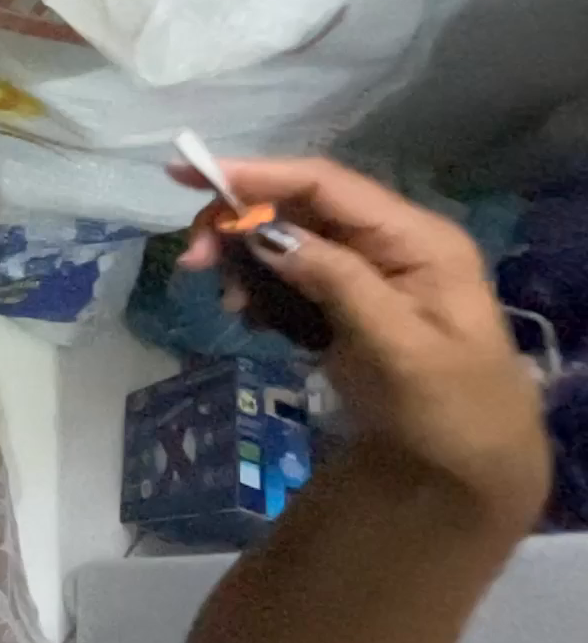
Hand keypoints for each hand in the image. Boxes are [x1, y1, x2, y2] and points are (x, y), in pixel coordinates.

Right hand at [174, 157, 550, 532]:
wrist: (457, 469)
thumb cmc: (443, 407)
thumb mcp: (397, 346)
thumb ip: (335, 280)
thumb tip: (262, 232)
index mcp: (415, 240)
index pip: (323, 184)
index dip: (254, 174)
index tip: (185, 176)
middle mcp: (385, 241)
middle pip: (289, 205)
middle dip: (233, 224)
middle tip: (194, 262)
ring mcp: (360, 266)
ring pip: (274, 236)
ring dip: (237, 260)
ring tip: (229, 304)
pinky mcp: (334, 292)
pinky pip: (275, 269)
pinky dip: (249, 286)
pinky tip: (248, 316)